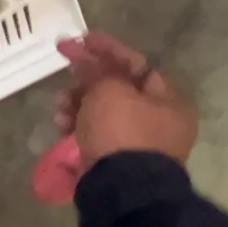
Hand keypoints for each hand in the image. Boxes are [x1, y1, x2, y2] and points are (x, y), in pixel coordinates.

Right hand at [54, 32, 196, 170]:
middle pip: (116, 86)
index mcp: (168, 99)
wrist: (123, 188)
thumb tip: (84, 56)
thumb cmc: (122, 130)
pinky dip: (78, 124)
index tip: (80, 38)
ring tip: (60, 106)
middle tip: (65, 70)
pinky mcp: (119, 157)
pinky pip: (96, 130)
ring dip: (76, 102)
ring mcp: (140, 140)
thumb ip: (95, 68)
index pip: (135, 63)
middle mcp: (159, 118)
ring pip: (101, 108)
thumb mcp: (107, 90)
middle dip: (86, 79)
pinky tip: (62, 125)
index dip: (106, 47)